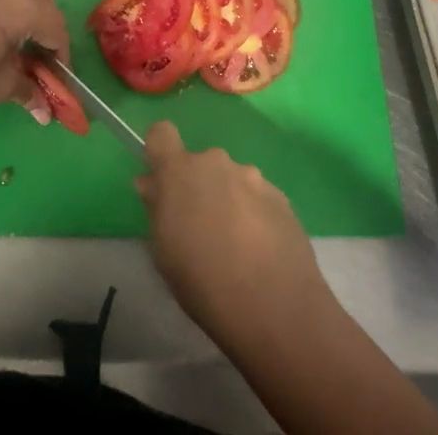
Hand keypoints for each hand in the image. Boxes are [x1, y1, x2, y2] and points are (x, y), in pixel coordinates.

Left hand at [0, 0, 70, 112]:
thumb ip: (29, 92)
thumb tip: (46, 113)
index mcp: (24, 11)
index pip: (58, 31)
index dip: (62, 56)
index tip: (57, 78)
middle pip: (50, 8)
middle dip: (52, 34)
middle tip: (41, 62)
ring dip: (39, 9)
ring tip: (27, 36)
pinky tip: (11, 2)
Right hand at [136, 121, 330, 338]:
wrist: (272, 302)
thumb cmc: (201, 279)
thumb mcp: (163, 250)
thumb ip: (158, 209)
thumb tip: (154, 186)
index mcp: (180, 172)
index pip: (161, 134)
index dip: (159, 152)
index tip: (162, 182)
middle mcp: (218, 164)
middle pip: (201, 164)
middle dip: (198, 188)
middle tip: (200, 230)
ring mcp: (254, 178)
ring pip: (232, 181)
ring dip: (228, 202)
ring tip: (236, 248)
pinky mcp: (283, 198)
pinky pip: (257, 198)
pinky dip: (255, 216)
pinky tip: (260, 252)